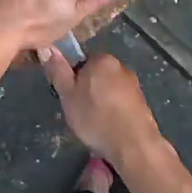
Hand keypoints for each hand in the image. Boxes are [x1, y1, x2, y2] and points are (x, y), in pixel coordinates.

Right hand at [40, 51, 160, 165]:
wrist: (132, 143)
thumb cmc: (95, 117)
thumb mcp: (67, 95)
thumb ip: (58, 71)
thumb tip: (49, 48)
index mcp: (103, 60)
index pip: (82, 60)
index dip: (72, 78)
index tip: (68, 95)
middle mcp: (122, 67)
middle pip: (97, 74)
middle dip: (88, 89)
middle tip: (79, 110)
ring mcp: (134, 84)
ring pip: (110, 89)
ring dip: (101, 101)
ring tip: (95, 122)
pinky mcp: (142, 101)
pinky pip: (121, 101)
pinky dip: (114, 110)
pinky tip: (109, 126)